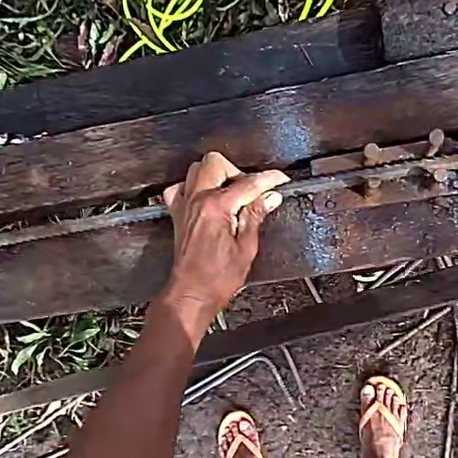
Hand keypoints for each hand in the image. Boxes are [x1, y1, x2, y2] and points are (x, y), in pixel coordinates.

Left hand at [154, 152, 288, 337]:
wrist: (192, 294)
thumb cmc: (217, 279)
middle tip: (251, 190)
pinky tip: (207, 199)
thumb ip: (255, 217)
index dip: (268, 180)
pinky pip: (181, 188)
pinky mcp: (178, 215)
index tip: (280, 180)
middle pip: (215, 163)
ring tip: (232, 194)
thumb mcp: (246, 248)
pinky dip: (194, 187)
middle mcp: (196, 201)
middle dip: (237, 171)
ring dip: (216, 176)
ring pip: (196, 170)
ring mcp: (184, 206)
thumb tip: (269, 197)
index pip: (248, 183)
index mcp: (216, 207)